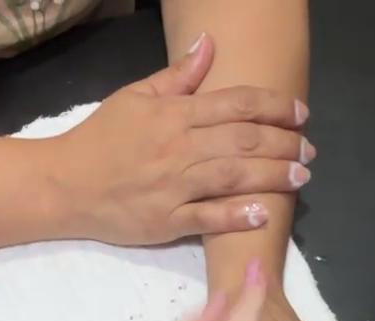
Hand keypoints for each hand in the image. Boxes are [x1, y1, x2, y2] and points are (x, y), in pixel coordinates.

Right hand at [49, 34, 312, 245]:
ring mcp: (173, 187)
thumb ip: (176, 77)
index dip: (274, 107)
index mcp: (174, 114)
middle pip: (243, 141)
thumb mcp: (134, 97)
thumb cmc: (101, 141)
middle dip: (283, 143)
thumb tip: (208, 45)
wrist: (66, 185)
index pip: (236, 105)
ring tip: (300, 176)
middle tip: (309, 150)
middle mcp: (178, 148)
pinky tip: (263, 213)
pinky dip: (236, 216)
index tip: (300, 114)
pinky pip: (207, 219)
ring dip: (272, 175)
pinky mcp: (165, 222)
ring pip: (232, 176)